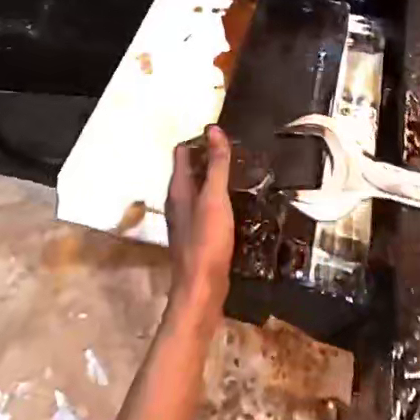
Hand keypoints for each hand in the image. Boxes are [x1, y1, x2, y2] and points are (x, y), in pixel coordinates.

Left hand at [165, 125, 235, 314]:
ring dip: (214, 179)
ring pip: (199, 189)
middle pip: (190, 170)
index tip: (224, 134)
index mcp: (178, 189)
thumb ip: (216, 164)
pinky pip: (206, 207)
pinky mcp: (197, 236)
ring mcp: (186, 220)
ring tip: (241, 172)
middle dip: (209, 158)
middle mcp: (178, 201)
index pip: (182, 152)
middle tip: (237, 150)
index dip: (199, 140)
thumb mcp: (214, 198)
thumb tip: (213, 129)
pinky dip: (218, 198)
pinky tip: (236, 202)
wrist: (202, 290)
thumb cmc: (206, 240)